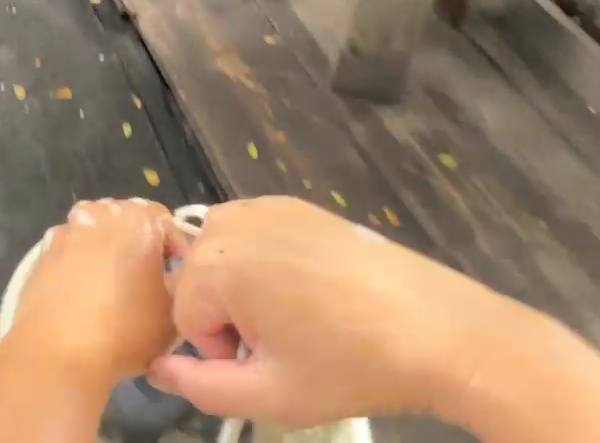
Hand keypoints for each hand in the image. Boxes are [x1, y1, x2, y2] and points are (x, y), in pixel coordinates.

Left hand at [0, 198, 182, 385]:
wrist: (59, 344)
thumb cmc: (127, 327)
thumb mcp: (175, 311)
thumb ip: (180, 282)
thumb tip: (173, 274)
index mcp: (135, 220)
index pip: (165, 220)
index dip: (177, 248)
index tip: (180, 278)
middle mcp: (98, 213)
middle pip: (126, 217)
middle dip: (141, 241)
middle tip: (151, 278)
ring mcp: (66, 228)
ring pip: (97, 228)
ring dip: (110, 247)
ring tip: (118, 284)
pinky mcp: (43, 247)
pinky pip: (73, 246)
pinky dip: (83, 259)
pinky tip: (87, 289)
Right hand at [147, 196, 532, 425]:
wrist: (445, 332)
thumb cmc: (354, 367)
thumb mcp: (276, 396)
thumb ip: (202, 388)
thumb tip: (154, 369)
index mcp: (210, 268)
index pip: (186, 319)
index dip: (226, 351)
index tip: (276, 363)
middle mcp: (220, 224)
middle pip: (199, 283)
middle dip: (234, 316)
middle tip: (293, 342)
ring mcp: (254, 207)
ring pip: (221, 259)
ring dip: (246, 288)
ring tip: (304, 314)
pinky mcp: (285, 203)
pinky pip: (250, 236)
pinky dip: (267, 261)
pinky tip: (314, 285)